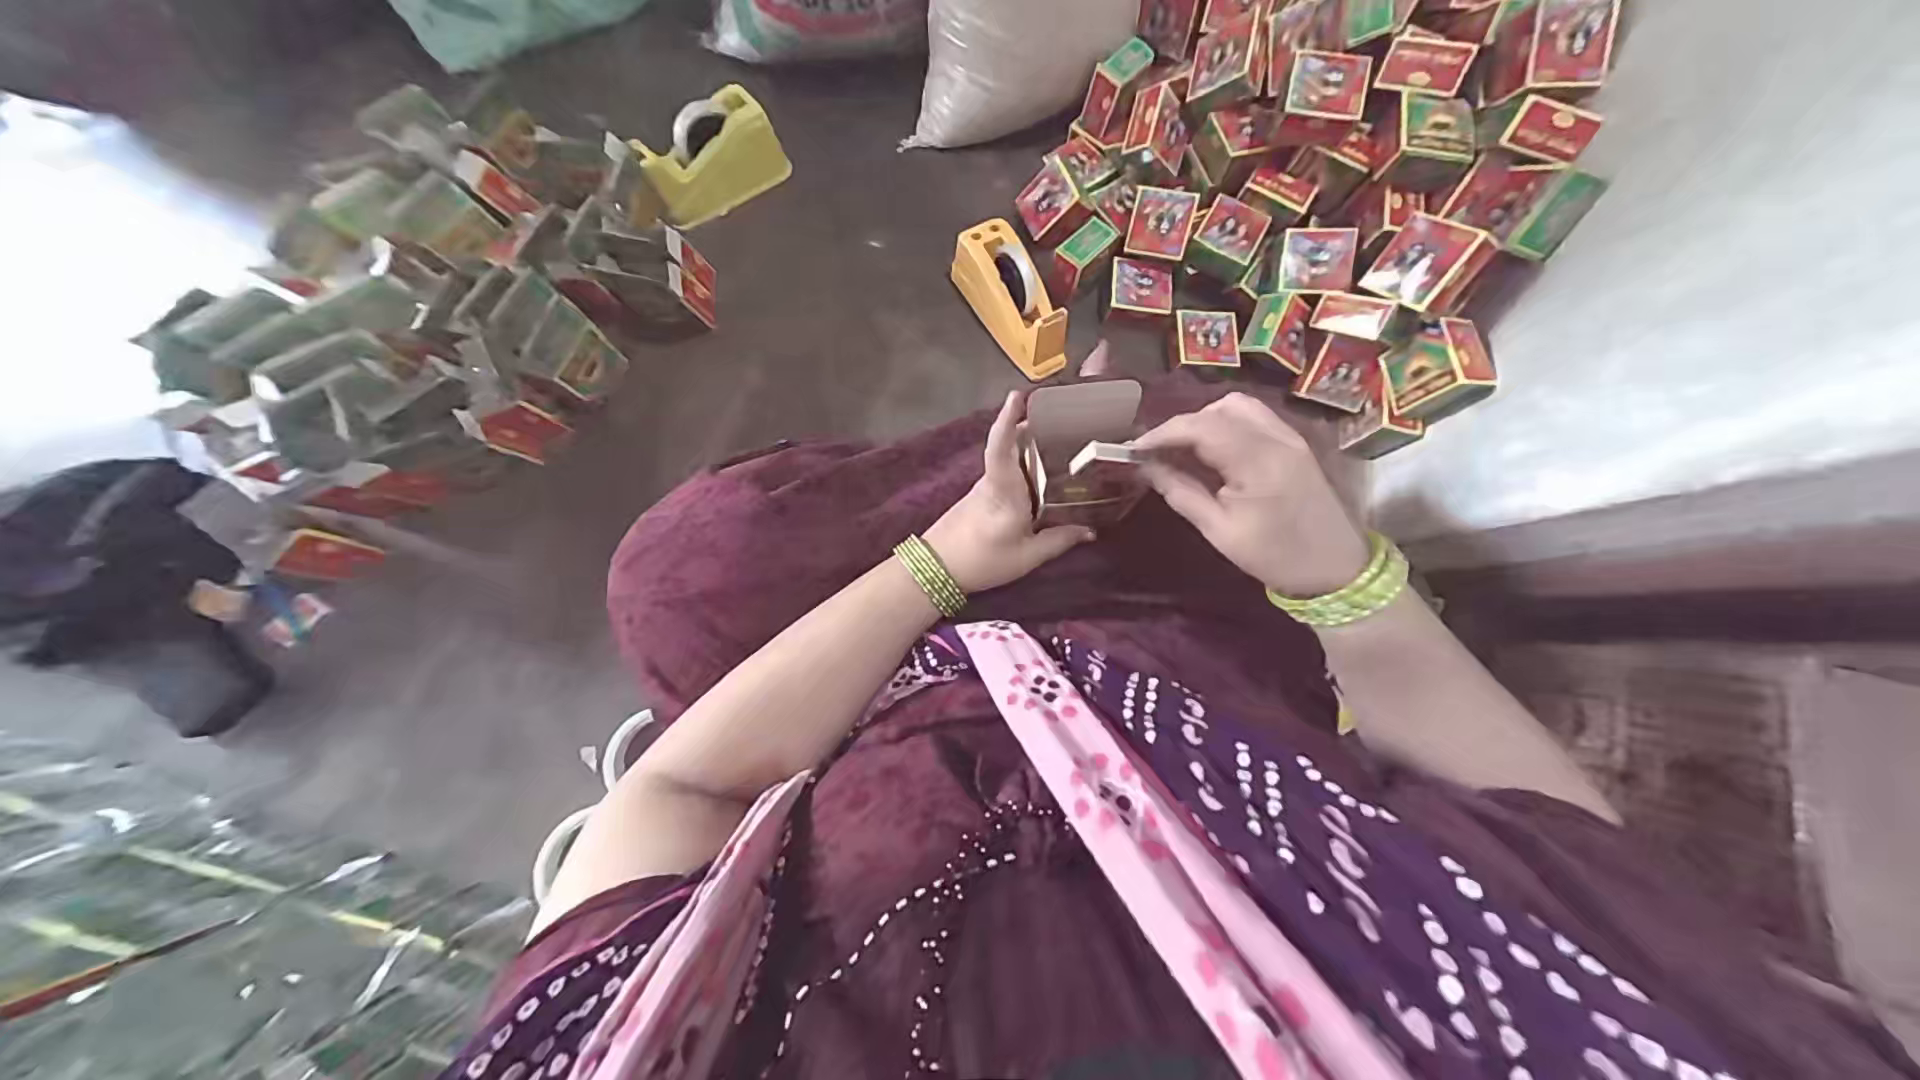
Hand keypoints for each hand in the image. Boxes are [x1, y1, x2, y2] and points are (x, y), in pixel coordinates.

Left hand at [923, 391, 1095, 593]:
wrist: (937, 568)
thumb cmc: (981, 561)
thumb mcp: (1026, 557)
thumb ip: (1059, 540)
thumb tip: (1090, 530)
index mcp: (1003, 492)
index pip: (1002, 448)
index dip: (1007, 420)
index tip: (1018, 395)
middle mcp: (993, 480)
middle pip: (1012, 443)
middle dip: (1035, 422)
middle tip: (1069, 408)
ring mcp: (986, 484)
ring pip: (1011, 454)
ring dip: (1033, 439)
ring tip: (1067, 431)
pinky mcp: (983, 492)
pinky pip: (1008, 467)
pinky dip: (1027, 459)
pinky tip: (1047, 464)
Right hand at [1133, 393, 1369, 597]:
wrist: (1335, 567)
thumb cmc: (1274, 555)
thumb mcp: (1219, 530)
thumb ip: (1181, 492)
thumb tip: (1146, 468)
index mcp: (1257, 461)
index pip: (1200, 427)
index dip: (1162, 433)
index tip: (1134, 449)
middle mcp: (1276, 437)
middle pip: (1217, 409)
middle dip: (1180, 426)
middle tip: (1156, 452)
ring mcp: (1289, 436)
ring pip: (1237, 406)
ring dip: (1203, 420)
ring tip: (1182, 448)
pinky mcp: (1294, 442)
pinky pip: (1253, 416)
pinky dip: (1225, 423)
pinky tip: (1210, 448)